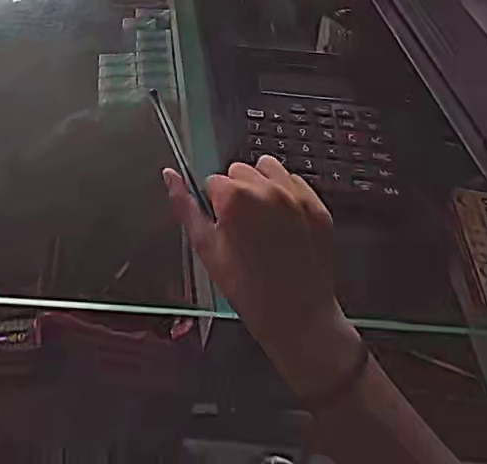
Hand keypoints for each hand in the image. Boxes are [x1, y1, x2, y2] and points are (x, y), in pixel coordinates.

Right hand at [164, 156, 364, 397]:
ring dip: (261, 185)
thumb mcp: (207, 250)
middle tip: (242, 228)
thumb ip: (185, 207)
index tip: (224, 227)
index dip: (215, 206)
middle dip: (236, 193)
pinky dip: (286, 194)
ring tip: (263, 219)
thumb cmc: (250, 291)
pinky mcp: (315, 204)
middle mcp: (266, 189)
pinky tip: (283, 223)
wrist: (299, 318)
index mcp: (235, 198)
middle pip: (238, 171)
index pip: (213, 181)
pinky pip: (293, 181)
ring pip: (266, 168)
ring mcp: (294, 195)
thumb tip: (170, 176)